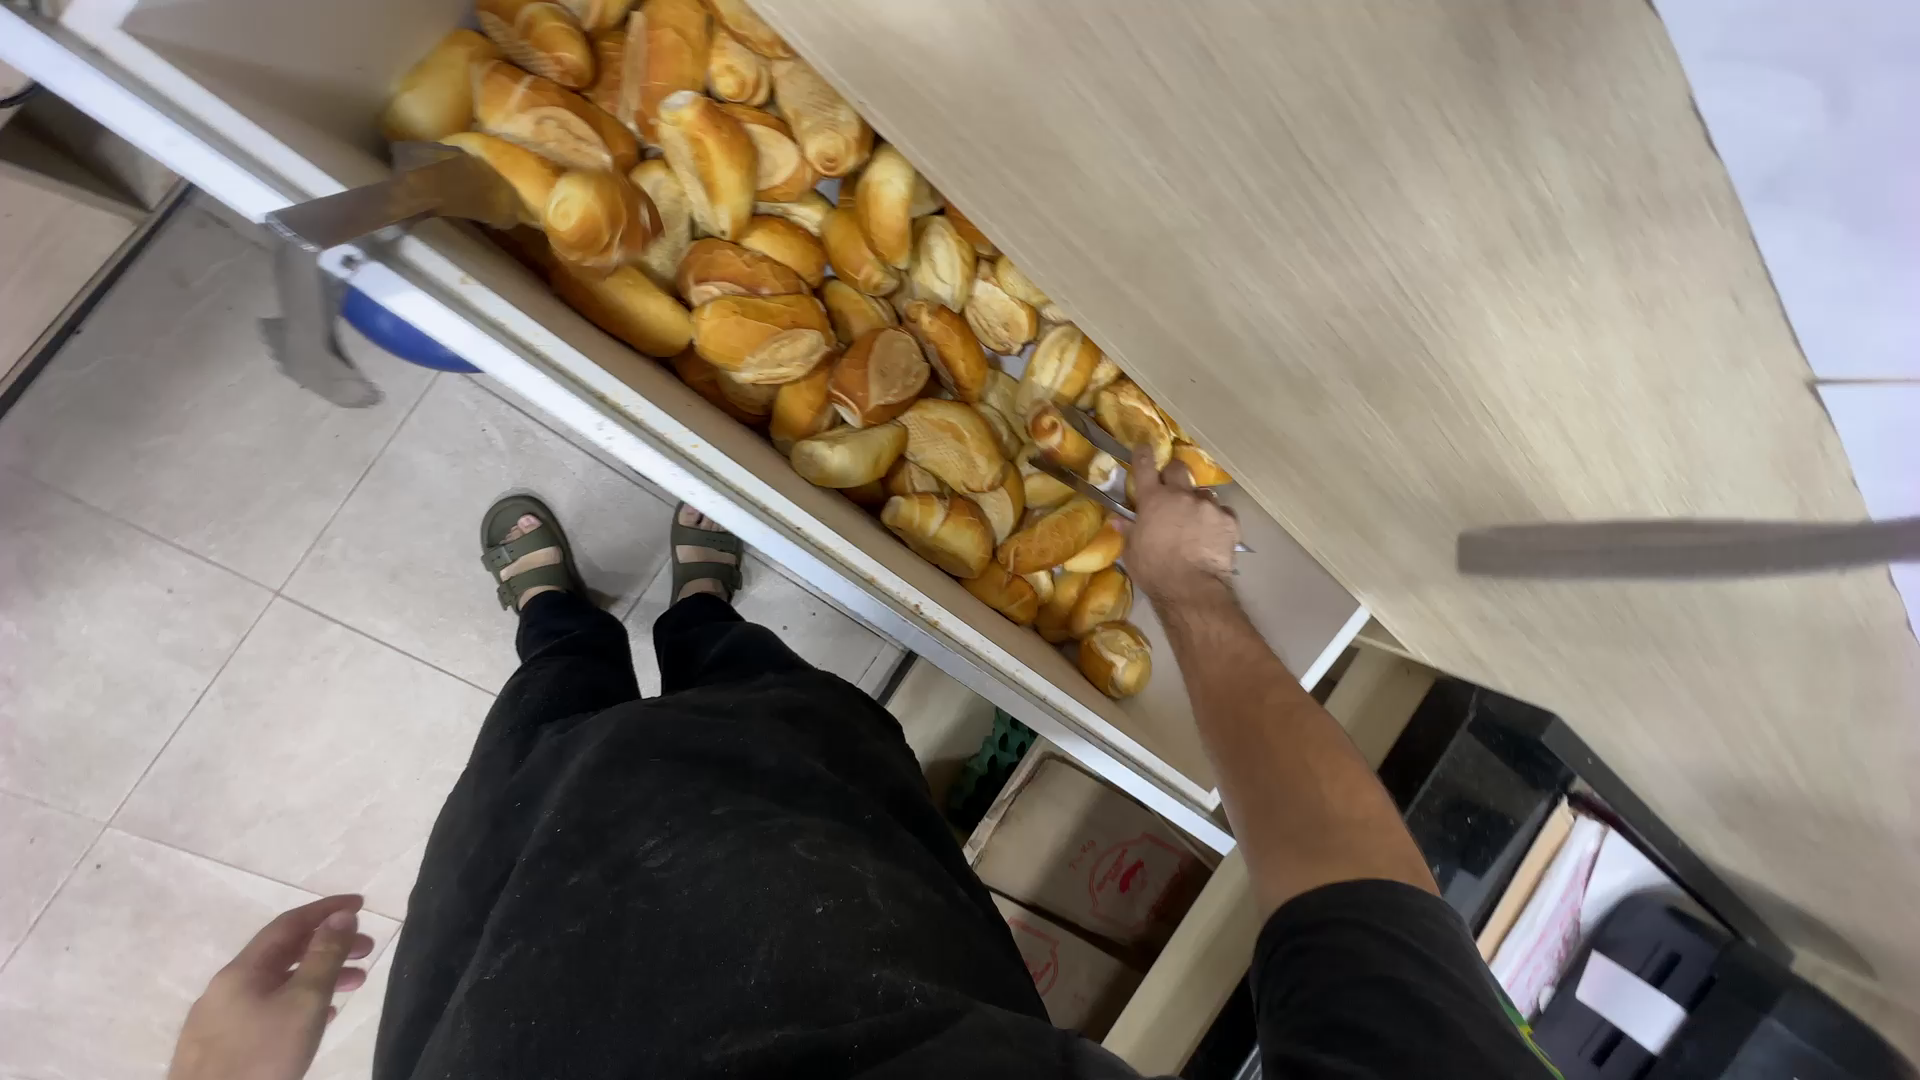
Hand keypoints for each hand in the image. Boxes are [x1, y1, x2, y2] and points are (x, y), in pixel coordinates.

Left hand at [168, 894, 373, 1079]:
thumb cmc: (262, 1055)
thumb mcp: (306, 1000)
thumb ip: (327, 953)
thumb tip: (341, 915)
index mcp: (240, 973)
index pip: (288, 924)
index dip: (327, 909)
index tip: (362, 904)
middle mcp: (223, 990)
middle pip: (285, 953)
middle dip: (331, 945)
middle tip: (369, 950)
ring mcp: (216, 1021)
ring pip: (277, 983)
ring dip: (320, 975)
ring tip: (355, 985)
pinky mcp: (217, 1049)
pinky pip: (266, 1008)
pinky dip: (299, 1000)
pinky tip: (321, 1015)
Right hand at [1125, 445, 1240, 604]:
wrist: (1190, 587)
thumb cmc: (1153, 570)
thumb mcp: (1132, 551)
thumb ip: (1128, 530)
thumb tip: (1118, 520)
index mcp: (1154, 500)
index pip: (1145, 467)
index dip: (1143, 455)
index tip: (1144, 447)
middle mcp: (1182, 495)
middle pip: (1179, 470)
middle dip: (1175, 474)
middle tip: (1172, 486)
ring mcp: (1208, 506)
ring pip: (1203, 493)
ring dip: (1197, 501)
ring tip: (1196, 519)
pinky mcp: (1228, 521)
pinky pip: (1222, 512)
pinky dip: (1216, 519)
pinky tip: (1213, 533)